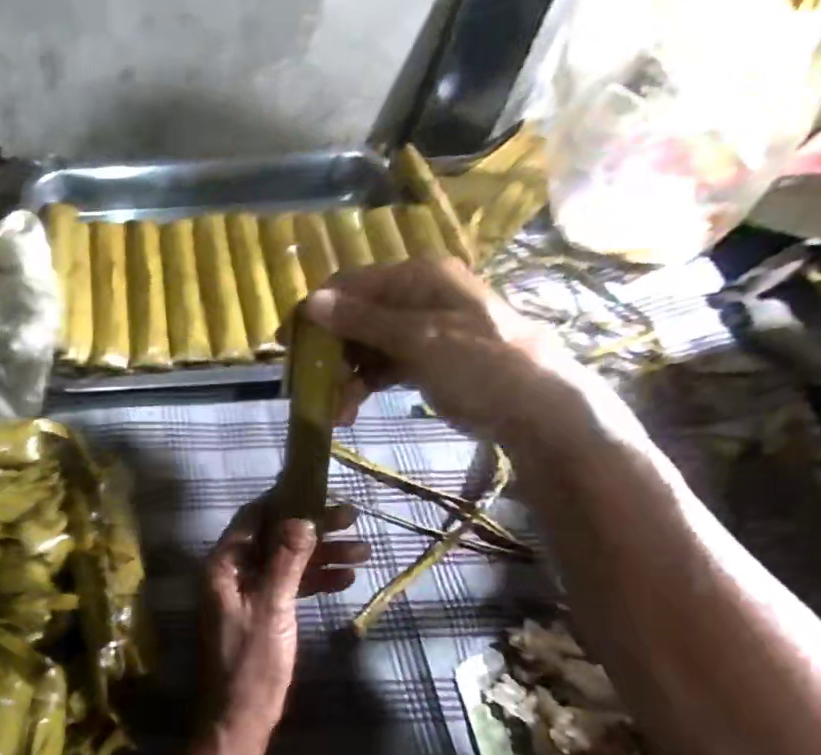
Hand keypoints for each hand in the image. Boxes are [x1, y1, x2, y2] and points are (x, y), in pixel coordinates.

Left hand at [201, 501, 366, 754]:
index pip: (252, 518)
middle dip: (311, 529)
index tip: (319, 488)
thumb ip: (285, 561)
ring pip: (285, 562)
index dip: (284, 501)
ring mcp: (246, 594)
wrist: (240, 716)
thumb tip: (301, 518)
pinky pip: (288, 586)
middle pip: (273, 538)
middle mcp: (231, 573)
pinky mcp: (261, 612)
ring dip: (321, 555)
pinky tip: (346, 578)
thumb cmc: (252, 662)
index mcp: (223, 566)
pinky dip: (314, 580)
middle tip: (351, 518)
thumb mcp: (272, 607)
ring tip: (363, 551)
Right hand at [303, 258, 590, 447]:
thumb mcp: (418, 340)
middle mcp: (416, 296)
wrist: (535, 407)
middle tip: (309, 386)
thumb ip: (363, 320)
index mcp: (417, 277)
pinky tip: (350, 410)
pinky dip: (364, 386)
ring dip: (344, 376)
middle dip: (329, 352)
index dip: (315, 311)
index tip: (285, 344)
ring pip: (365, 346)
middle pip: (355, 316)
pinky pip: (382, 367)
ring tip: (336, 411)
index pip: (350, 284)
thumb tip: (311, 302)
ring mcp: (421, 330)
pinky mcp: (425, 360)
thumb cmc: (480, 364)